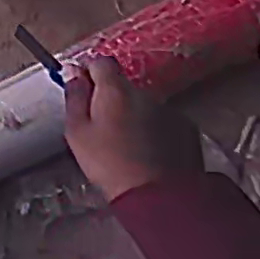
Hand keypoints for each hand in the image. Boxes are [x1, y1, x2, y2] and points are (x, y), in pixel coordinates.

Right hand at [62, 56, 203, 202]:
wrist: (158, 195)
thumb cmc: (107, 162)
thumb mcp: (77, 131)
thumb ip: (74, 97)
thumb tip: (72, 71)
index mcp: (115, 91)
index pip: (101, 62)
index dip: (88, 73)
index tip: (80, 90)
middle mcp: (145, 93)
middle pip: (122, 85)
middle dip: (109, 98)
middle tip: (98, 126)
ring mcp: (169, 110)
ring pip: (142, 103)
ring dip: (130, 114)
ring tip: (122, 143)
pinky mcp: (187, 128)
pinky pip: (161, 120)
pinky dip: (151, 128)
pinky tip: (145, 150)